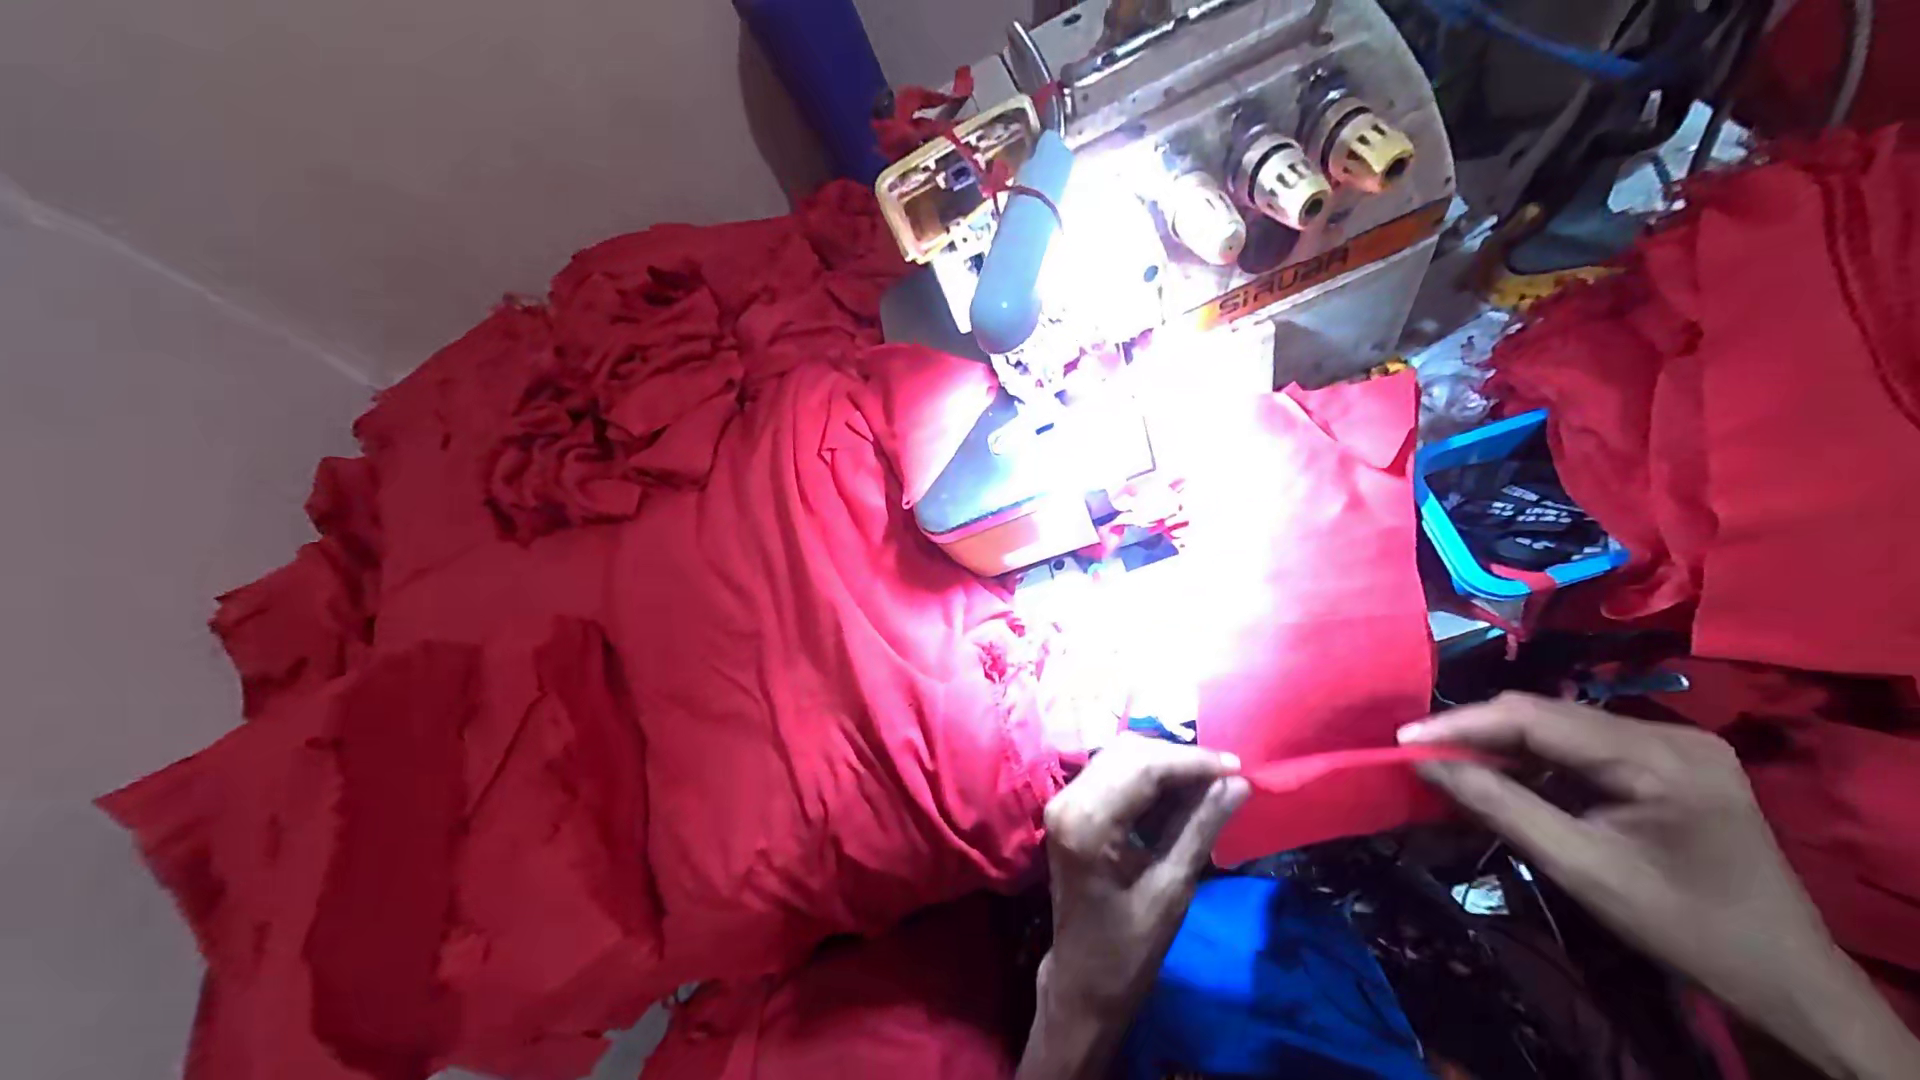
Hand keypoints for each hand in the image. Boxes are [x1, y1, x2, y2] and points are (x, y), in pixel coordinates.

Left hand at [1017, 735, 1249, 1079]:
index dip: (1192, 761)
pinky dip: (1146, 774)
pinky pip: (1111, 772)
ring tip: (1208, 780)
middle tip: (1226, 774)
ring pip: (1119, 756)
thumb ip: (1201, 827)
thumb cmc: (1128, 947)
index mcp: (1087, 822)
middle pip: (1129, 753)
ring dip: (1164, 762)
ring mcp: (1064, 800)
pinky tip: (1178, 790)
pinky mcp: (1070, 807)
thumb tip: (1237, 783)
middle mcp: (1068, 800)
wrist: (1082, 979)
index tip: (1236, 765)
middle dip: (1179, 757)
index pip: (1143, 767)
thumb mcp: (1173, 889)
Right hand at [1401, 693, 1919, 1079]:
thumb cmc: (1683, 927)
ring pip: (1556, 726)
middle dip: (1476, 733)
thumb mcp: (1579, 867)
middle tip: (1420, 753)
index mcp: (1659, 756)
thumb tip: (1422, 760)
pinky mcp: (1666, 758)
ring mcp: (1672, 743)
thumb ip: (1497, 804)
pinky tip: (1504, 775)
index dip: (1460, 723)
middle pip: (1544, 715)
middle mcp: (1669, 732)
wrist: (1785, 980)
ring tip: (1451, 763)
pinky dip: (1532, 758)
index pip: (1534, 717)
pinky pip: (1577, 744)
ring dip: (1500, 745)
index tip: (1403, 738)